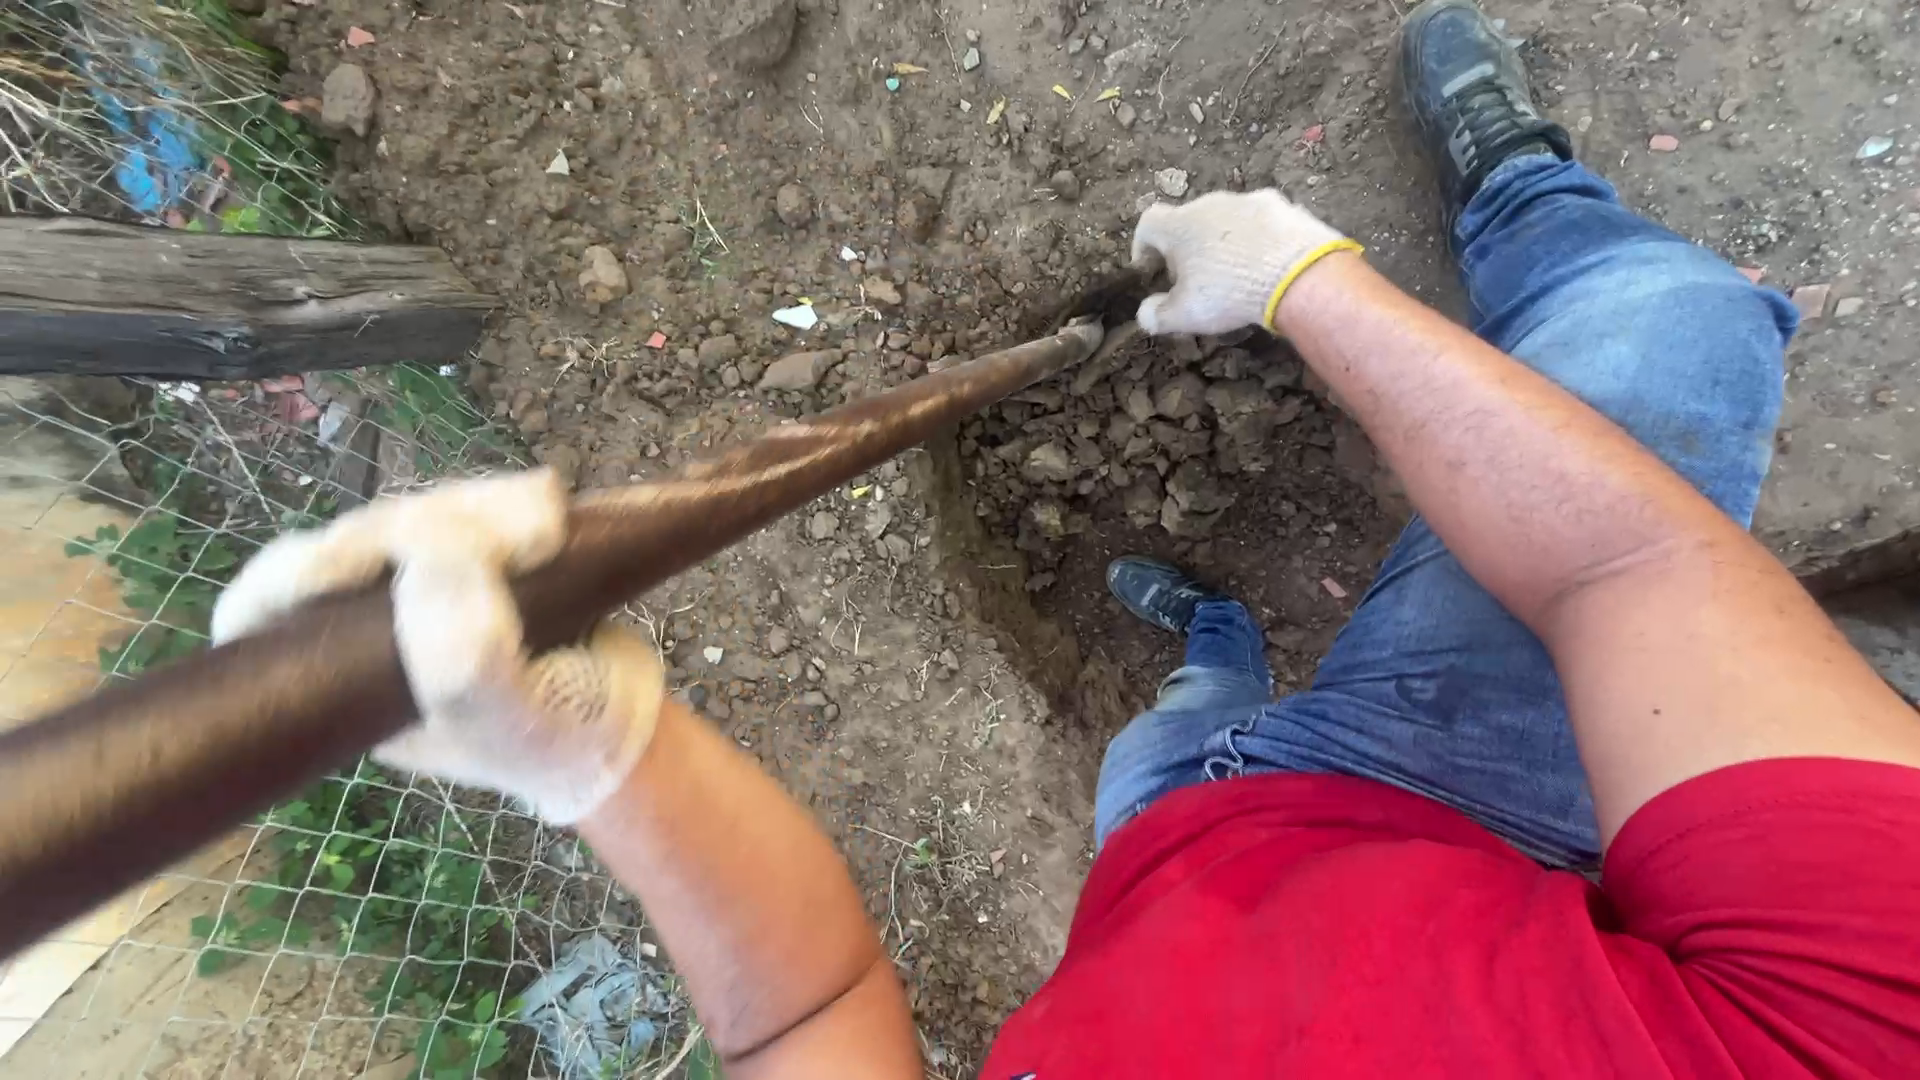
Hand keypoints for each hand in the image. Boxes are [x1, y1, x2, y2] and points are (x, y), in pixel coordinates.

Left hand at [211, 470, 664, 822]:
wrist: (623, 723)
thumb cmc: (558, 743)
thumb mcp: (508, 725)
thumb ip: (465, 661)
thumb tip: (433, 550)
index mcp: (346, 679)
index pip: (271, 606)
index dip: (301, 569)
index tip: (358, 557)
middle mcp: (379, 623)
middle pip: (364, 540)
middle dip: (437, 526)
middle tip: (528, 540)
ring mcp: (439, 583)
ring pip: (429, 511)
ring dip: (491, 507)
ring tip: (552, 530)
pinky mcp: (496, 554)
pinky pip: (486, 506)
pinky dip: (519, 497)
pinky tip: (553, 504)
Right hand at [1131, 189, 1362, 334]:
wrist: (1298, 276)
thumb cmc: (1228, 293)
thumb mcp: (1183, 315)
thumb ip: (1156, 315)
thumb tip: (1145, 313)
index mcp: (1181, 225)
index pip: (1148, 223)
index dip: (1142, 246)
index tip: (1149, 270)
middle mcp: (1212, 204)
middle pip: (1188, 221)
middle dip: (1185, 249)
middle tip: (1192, 281)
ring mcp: (1252, 201)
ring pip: (1226, 221)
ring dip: (1221, 244)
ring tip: (1233, 276)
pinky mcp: (1286, 208)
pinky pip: (1261, 224)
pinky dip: (1255, 242)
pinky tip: (1265, 269)